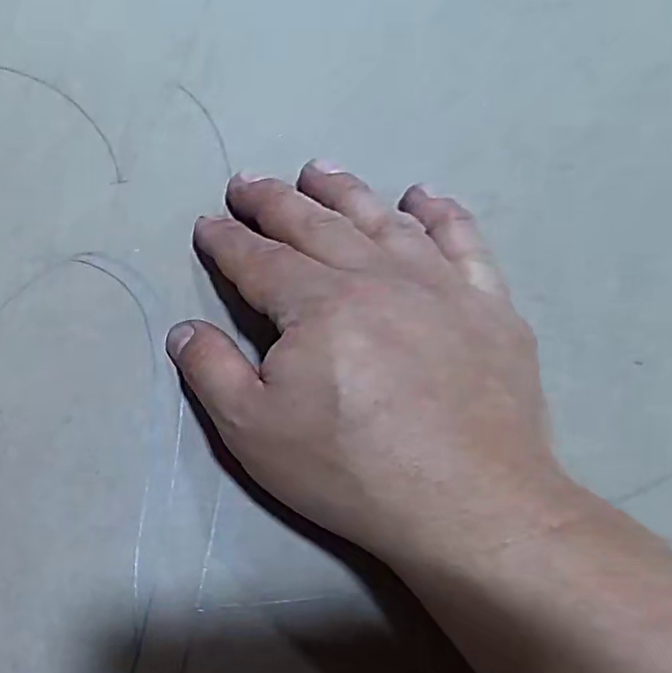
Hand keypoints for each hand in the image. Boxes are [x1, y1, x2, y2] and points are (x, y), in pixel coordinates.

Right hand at [169, 162, 589, 565]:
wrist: (466, 503)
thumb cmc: (341, 466)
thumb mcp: (248, 427)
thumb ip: (210, 369)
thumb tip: (183, 329)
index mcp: (317, 306)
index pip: (260, 261)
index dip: (227, 242)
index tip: (207, 222)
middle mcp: (378, 280)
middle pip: (317, 228)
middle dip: (275, 202)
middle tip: (247, 181)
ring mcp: (441, 289)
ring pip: (384, 223)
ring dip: (345, 193)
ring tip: (319, 169)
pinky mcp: (488, 309)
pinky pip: (462, 243)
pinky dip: (439, 215)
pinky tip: (422, 198)